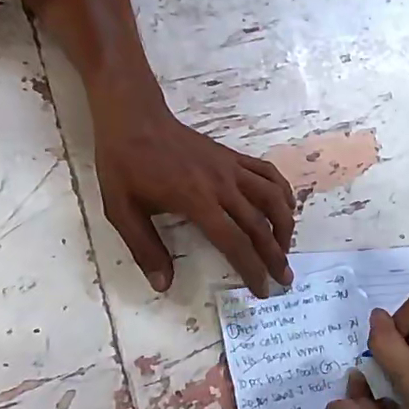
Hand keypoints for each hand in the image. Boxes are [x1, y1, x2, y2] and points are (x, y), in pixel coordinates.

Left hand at [90, 98, 294, 294]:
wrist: (134, 119)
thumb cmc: (125, 166)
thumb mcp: (121, 211)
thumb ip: (144, 249)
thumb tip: (163, 284)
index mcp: (196, 201)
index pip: (234, 242)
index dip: (251, 269)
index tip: (261, 289)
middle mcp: (222, 185)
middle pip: (260, 224)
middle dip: (276, 255)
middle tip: (285, 279)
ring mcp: (231, 168)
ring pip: (272, 197)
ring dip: (285, 224)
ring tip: (286, 246)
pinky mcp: (233, 157)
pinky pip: (268, 173)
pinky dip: (282, 191)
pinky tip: (284, 207)